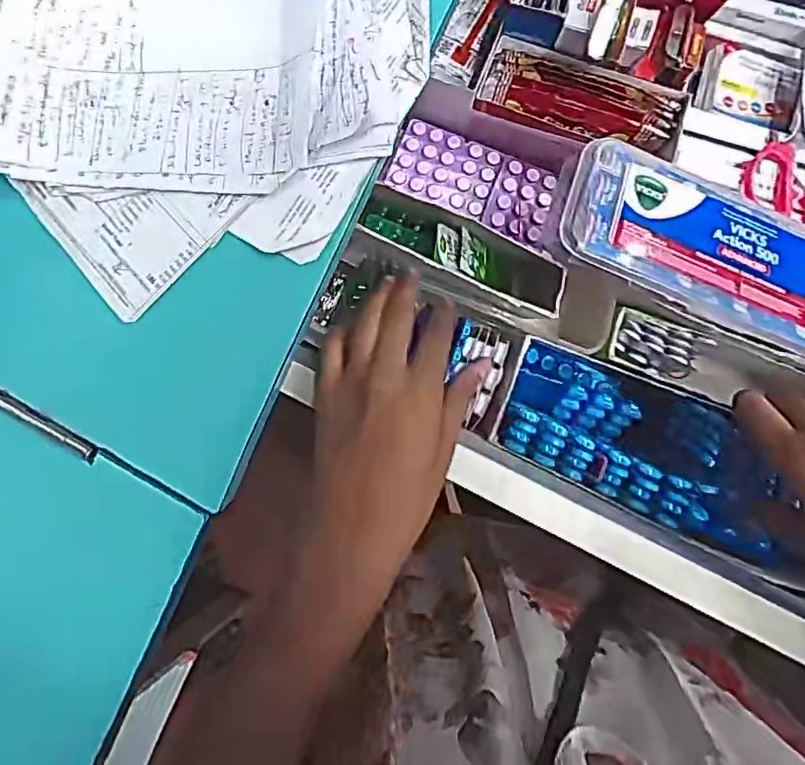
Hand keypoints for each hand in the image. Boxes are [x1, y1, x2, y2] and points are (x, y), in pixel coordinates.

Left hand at [299, 274, 489, 614]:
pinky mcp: (326, 392)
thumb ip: (458, 401)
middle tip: (412, 276)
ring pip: (362, 324)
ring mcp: (350, 382)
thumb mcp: (443, 452)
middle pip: (395, 318)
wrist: (349, 528)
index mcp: (419, 393)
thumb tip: (478, 367)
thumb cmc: (404, 499)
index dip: (444, 315)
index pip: (436, 337)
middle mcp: (384, 378)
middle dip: (406, 292)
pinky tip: (352, 324)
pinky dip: (343, 329)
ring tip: (386, 286)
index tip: (447, 304)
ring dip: (375, 300)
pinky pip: (332, 347)